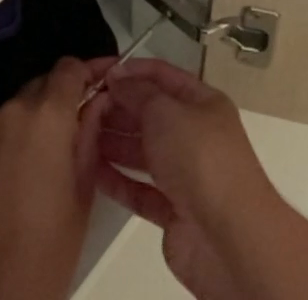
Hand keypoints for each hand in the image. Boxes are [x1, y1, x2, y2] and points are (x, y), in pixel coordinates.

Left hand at [0, 56, 111, 299]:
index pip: (68, 68)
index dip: (87, 72)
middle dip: (55, 105)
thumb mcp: (83, 191)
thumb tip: (96, 102)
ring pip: (8, 114)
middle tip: (68, 138)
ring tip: (30, 170)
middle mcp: (7, 111)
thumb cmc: (47, 250)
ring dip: (22, 129)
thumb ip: (89, 135)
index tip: (99, 82)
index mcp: (46, 117)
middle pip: (37, 89)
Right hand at [91, 59, 307, 299]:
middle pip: (150, 114)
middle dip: (117, 108)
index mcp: (203, 104)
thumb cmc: (200, 159)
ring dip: (112, 143)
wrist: (228, 237)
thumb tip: (118, 78)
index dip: (131, 71)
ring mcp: (185, 174)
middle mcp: (195, 135)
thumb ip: (137, 92)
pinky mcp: (173, 210)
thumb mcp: (166, 111)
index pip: (163, 76)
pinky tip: (91, 171)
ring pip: (142, 152)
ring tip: (78, 136)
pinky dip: (117, 180)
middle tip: (80, 107)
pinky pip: (139, 189)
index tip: (97, 73)